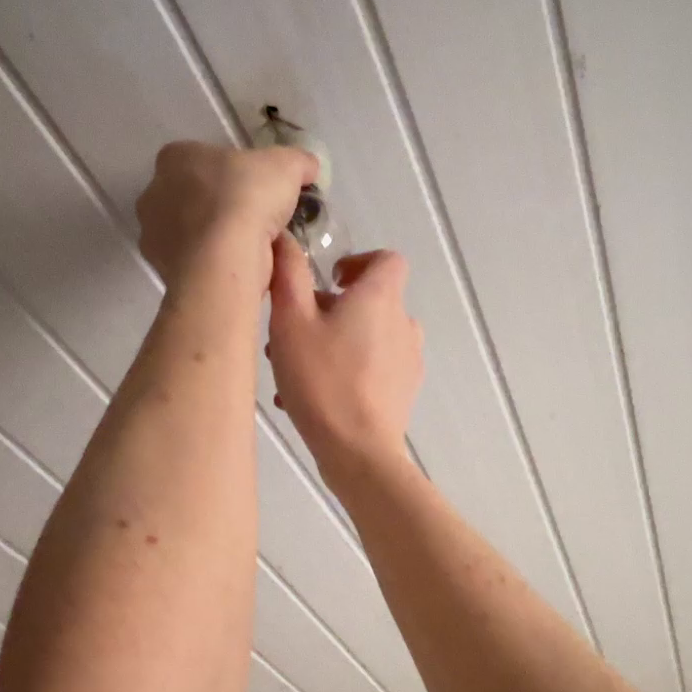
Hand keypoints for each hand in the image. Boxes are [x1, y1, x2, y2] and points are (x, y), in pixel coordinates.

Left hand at [135, 142, 318, 287]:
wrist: (223, 261)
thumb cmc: (247, 201)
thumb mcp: (286, 168)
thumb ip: (298, 163)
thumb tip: (309, 167)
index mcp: (175, 157)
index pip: (206, 162)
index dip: (237, 178)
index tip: (260, 195)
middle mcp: (154, 192)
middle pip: (196, 200)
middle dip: (223, 211)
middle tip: (257, 227)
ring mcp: (153, 234)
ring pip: (193, 235)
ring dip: (217, 242)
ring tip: (252, 255)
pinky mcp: (160, 270)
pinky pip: (193, 265)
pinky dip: (213, 268)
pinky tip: (237, 273)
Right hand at [267, 238, 423, 481]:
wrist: (359, 452)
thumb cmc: (323, 381)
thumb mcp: (290, 320)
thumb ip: (287, 273)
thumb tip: (284, 239)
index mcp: (381, 298)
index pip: (386, 260)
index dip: (357, 262)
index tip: (329, 281)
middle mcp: (403, 324)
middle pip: (369, 303)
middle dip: (329, 313)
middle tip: (290, 337)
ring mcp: (407, 362)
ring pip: (366, 340)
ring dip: (332, 346)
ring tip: (293, 373)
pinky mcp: (402, 394)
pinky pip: (371, 371)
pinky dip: (345, 374)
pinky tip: (310, 401)